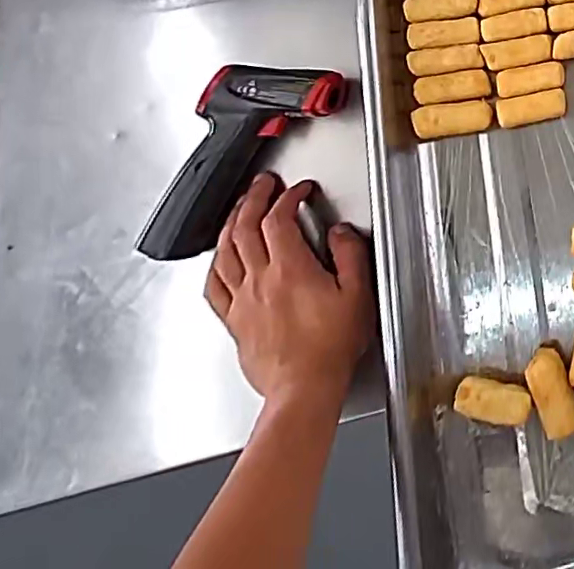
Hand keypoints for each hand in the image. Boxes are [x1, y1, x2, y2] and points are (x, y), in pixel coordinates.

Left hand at [204, 174, 373, 407]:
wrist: (304, 387)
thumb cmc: (333, 345)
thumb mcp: (358, 293)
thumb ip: (350, 255)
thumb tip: (340, 232)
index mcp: (291, 270)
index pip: (280, 220)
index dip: (289, 198)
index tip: (301, 190)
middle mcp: (260, 282)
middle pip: (245, 229)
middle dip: (253, 200)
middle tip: (263, 185)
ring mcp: (243, 302)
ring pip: (225, 252)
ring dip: (232, 224)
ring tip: (240, 210)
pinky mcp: (235, 321)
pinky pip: (215, 286)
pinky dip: (216, 262)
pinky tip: (221, 258)